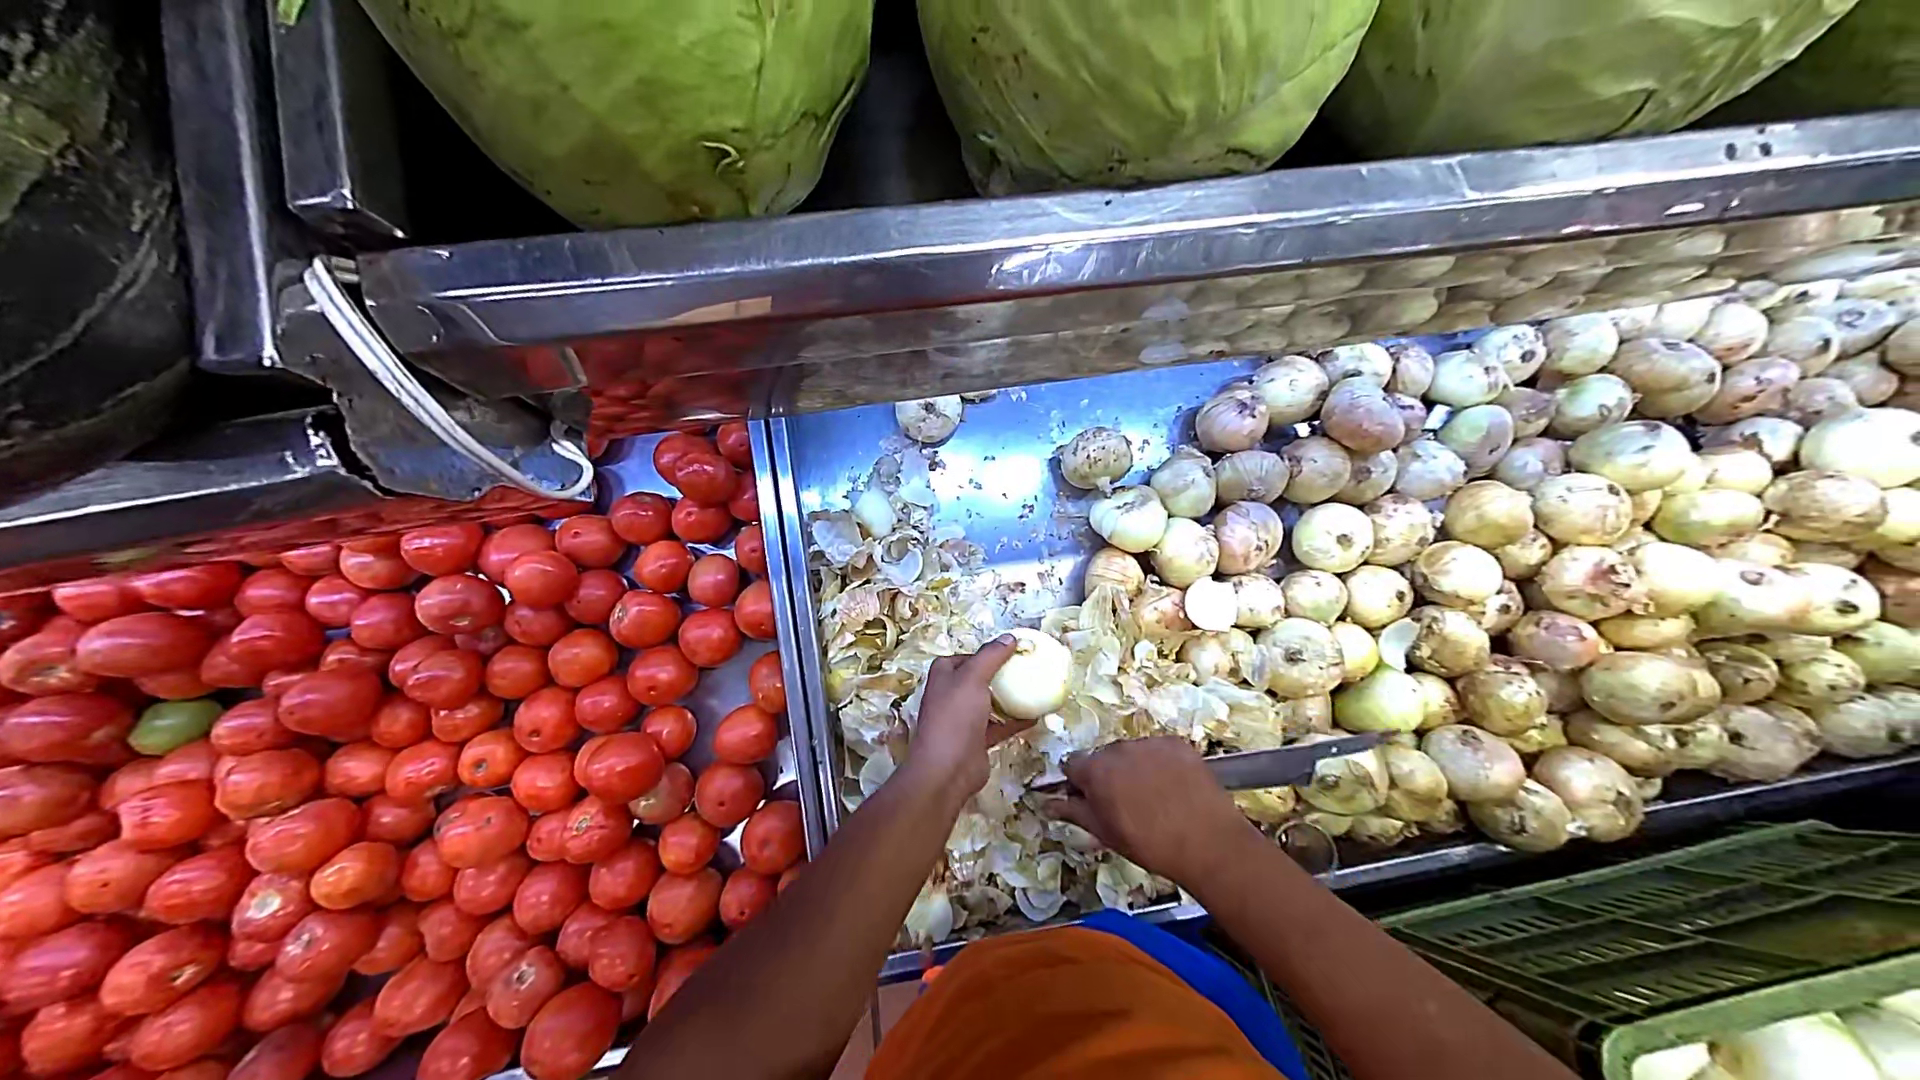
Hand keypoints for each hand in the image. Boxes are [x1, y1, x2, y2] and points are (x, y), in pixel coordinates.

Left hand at [898, 637, 1023, 806]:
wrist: (947, 769)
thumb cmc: (955, 716)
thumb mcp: (973, 677)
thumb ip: (991, 656)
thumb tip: (1009, 637)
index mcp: (944, 675)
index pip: (967, 657)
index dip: (987, 654)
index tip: (1012, 652)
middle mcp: (951, 694)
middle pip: (980, 678)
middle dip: (1001, 675)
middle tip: (1027, 670)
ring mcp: (963, 718)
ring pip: (990, 702)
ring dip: (1010, 698)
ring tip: (1034, 690)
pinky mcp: (976, 739)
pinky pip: (999, 725)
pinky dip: (1015, 720)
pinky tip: (1035, 717)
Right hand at [1044, 737, 1266, 886]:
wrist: (1208, 843)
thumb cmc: (1150, 844)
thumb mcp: (1105, 833)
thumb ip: (1074, 812)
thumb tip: (1047, 804)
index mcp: (1095, 769)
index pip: (1073, 764)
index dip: (1079, 782)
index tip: (1090, 799)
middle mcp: (1119, 748)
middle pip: (1104, 757)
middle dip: (1109, 775)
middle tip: (1125, 803)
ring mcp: (1149, 743)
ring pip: (1132, 752)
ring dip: (1135, 768)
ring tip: (1154, 797)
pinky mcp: (1177, 743)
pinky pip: (1159, 750)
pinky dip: (1161, 763)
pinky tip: (1173, 787)